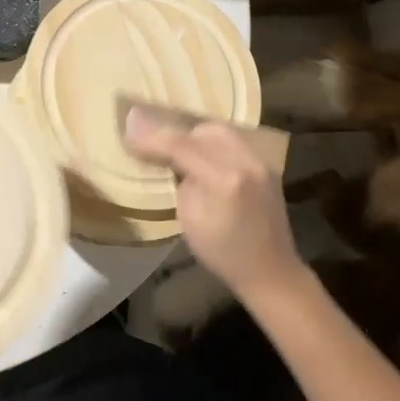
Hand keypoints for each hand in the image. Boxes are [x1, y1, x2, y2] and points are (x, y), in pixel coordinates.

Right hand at [124, 109, 301, 294]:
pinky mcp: (266, 165)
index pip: (180, 145)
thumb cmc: (223, 253)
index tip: (128, 133)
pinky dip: (212, 142)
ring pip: (219, 130)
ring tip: (178, 150)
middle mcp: (245, 161)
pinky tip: (202, 156)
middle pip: (201, 130)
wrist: (271, 271)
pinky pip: (233, 141)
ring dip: (194, 136)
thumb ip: (178, 179)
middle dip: (175, 135)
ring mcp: (260, 161)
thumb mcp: (189, 218)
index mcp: (223, 179)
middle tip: (154, 146)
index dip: (151, 138)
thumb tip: (163, 155)